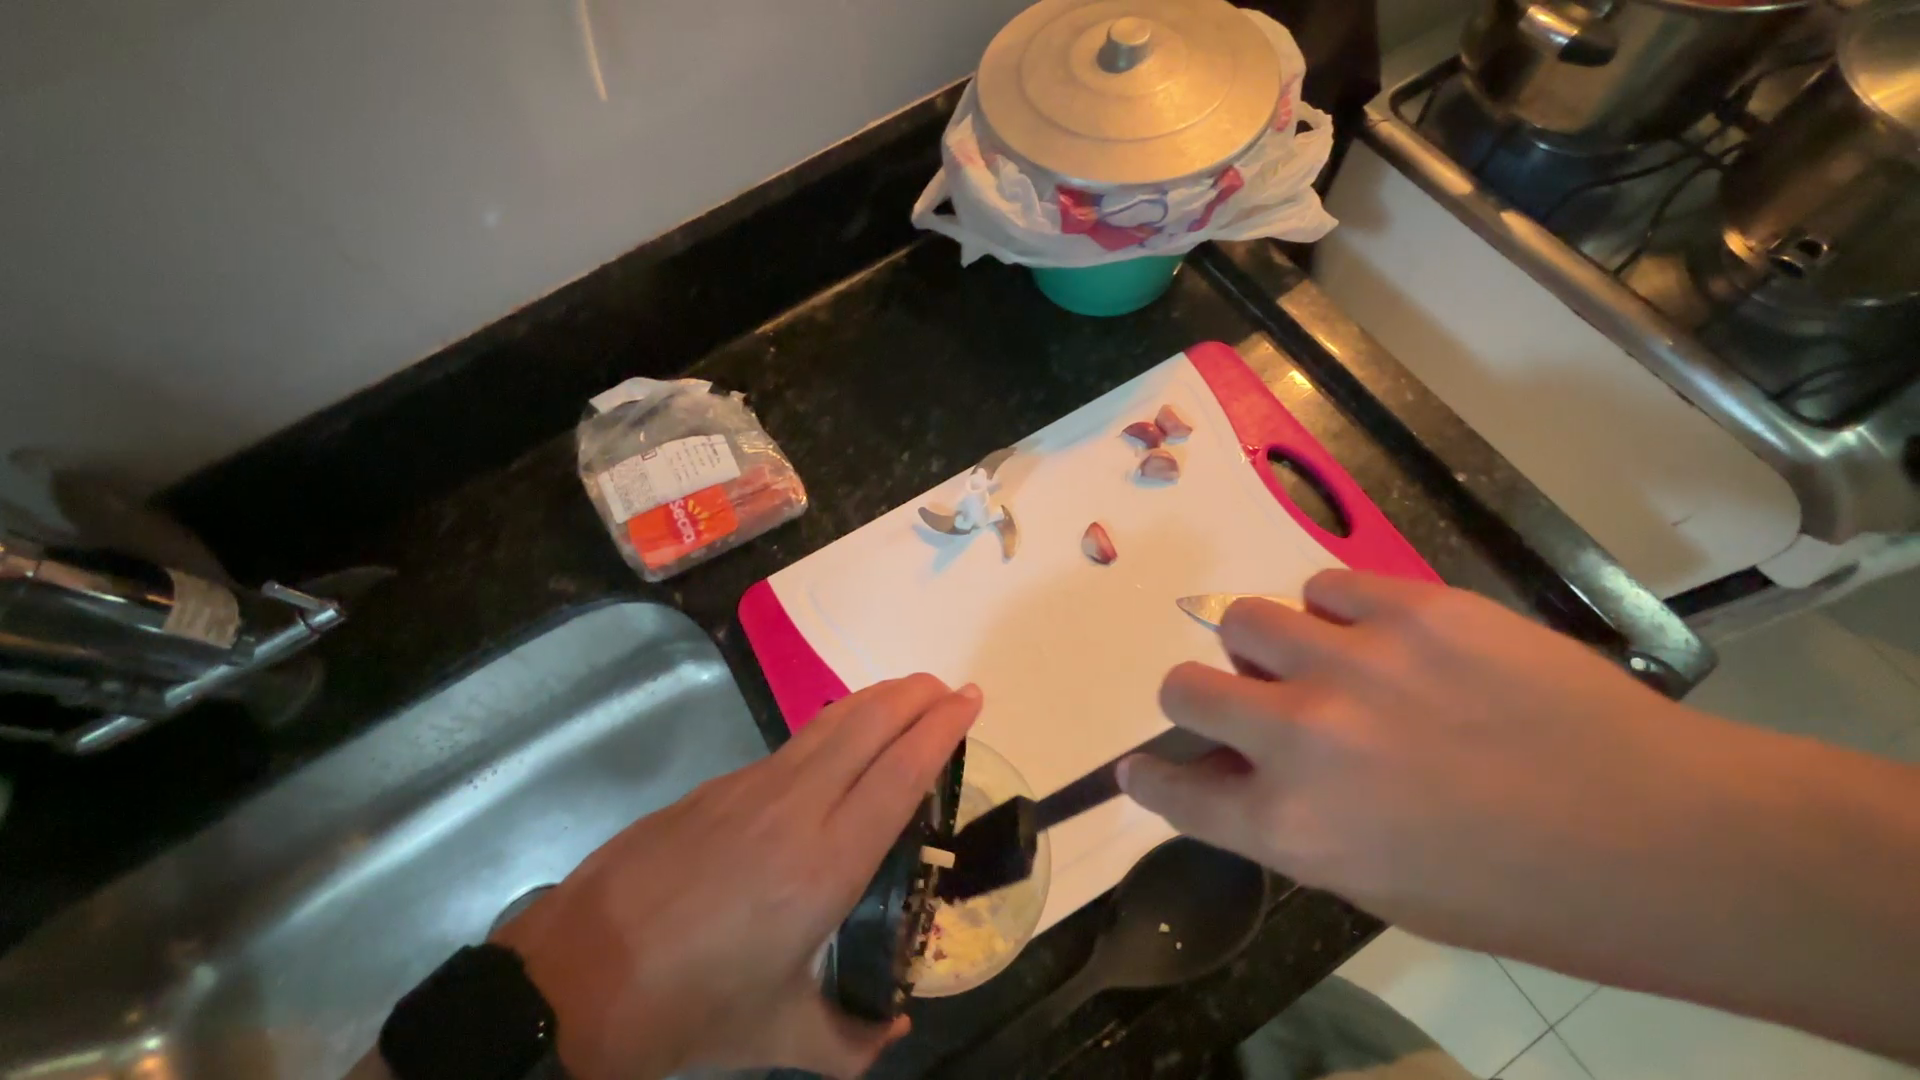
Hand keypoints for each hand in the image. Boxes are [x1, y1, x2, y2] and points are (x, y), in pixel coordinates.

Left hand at [494, 675, 980, 1079]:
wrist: (573, 978)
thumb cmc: (687, 1008)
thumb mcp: (779, 1036)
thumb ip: (852, 1040)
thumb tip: (893, 1029)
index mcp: (826, 865)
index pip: (900, 773)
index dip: (941, 729)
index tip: (971, 700)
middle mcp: (796, 808)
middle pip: (869, 725)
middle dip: (916, 696)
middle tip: (949, 690)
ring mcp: (751, 788)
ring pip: (830, 722)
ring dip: (877, 700)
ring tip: (907, 697)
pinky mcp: (717, 787)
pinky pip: (794, 743)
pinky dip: (835, 726)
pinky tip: (839, 744)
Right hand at [1118, 570, 1754, 966]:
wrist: (1662, 835)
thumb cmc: (1515, 893)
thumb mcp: (1375, 884)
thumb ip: (1288, 826)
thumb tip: (1237, 777)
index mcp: (1289, 825)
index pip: (1172, 787)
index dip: (1150, 773)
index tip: (1143, 764)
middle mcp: (1298, 736)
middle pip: (1184, 686)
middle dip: (1196, 697)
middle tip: (1238, 701)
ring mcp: (1350, 661)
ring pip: (1244, 619)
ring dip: (1264, 645)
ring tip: (1315, 658)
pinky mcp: (1409, 607)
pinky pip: (1324, 585)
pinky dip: (1333, 610)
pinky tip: (1377, 635)